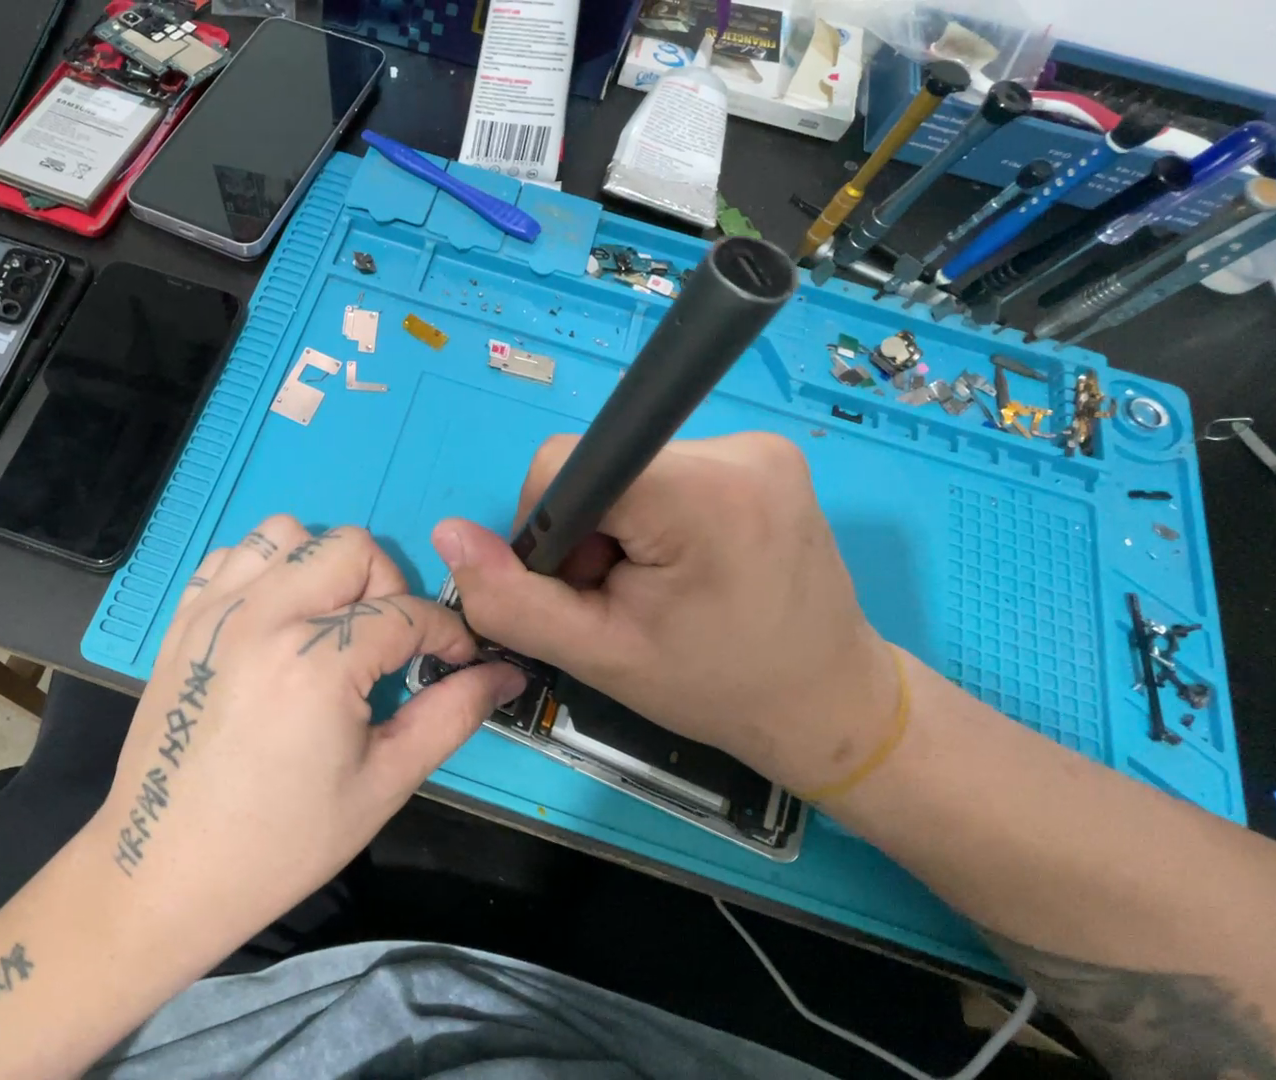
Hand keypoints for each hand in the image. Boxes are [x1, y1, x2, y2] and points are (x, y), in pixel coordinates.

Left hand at [87, 515, 524, 954]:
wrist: (168, 869)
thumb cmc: (282, 843)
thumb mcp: (383, 785)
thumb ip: (451, 716)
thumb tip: (505, 673)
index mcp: (317, 662)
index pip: (408, 612)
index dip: (449, 634)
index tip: (457, 660)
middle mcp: (263, 616)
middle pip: (352, 548)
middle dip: (388, 588)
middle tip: (387, 645)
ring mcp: (214, 610)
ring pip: (287, 533)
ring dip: (324, 567)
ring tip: (329, 625)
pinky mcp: (183, 619)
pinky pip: (233, 555)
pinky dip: (266, 570)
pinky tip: (276, 622)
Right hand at [431, 434, 900, 793]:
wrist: (828, 703)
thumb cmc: (715, 687)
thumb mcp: (597, 656)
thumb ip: (512, 599)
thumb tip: (447, 534)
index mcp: (701, 492)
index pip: (566, 464)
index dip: (548, 528)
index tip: (582, 585)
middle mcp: (737, 447)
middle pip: (598, 466)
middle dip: (587, 534)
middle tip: (621, 599)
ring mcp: (758, 446)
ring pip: (627, 469)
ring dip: (617, 528)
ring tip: (655, 590)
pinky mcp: (764, 457)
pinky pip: (665, 470)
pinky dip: (650, 516)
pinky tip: (682, 568)